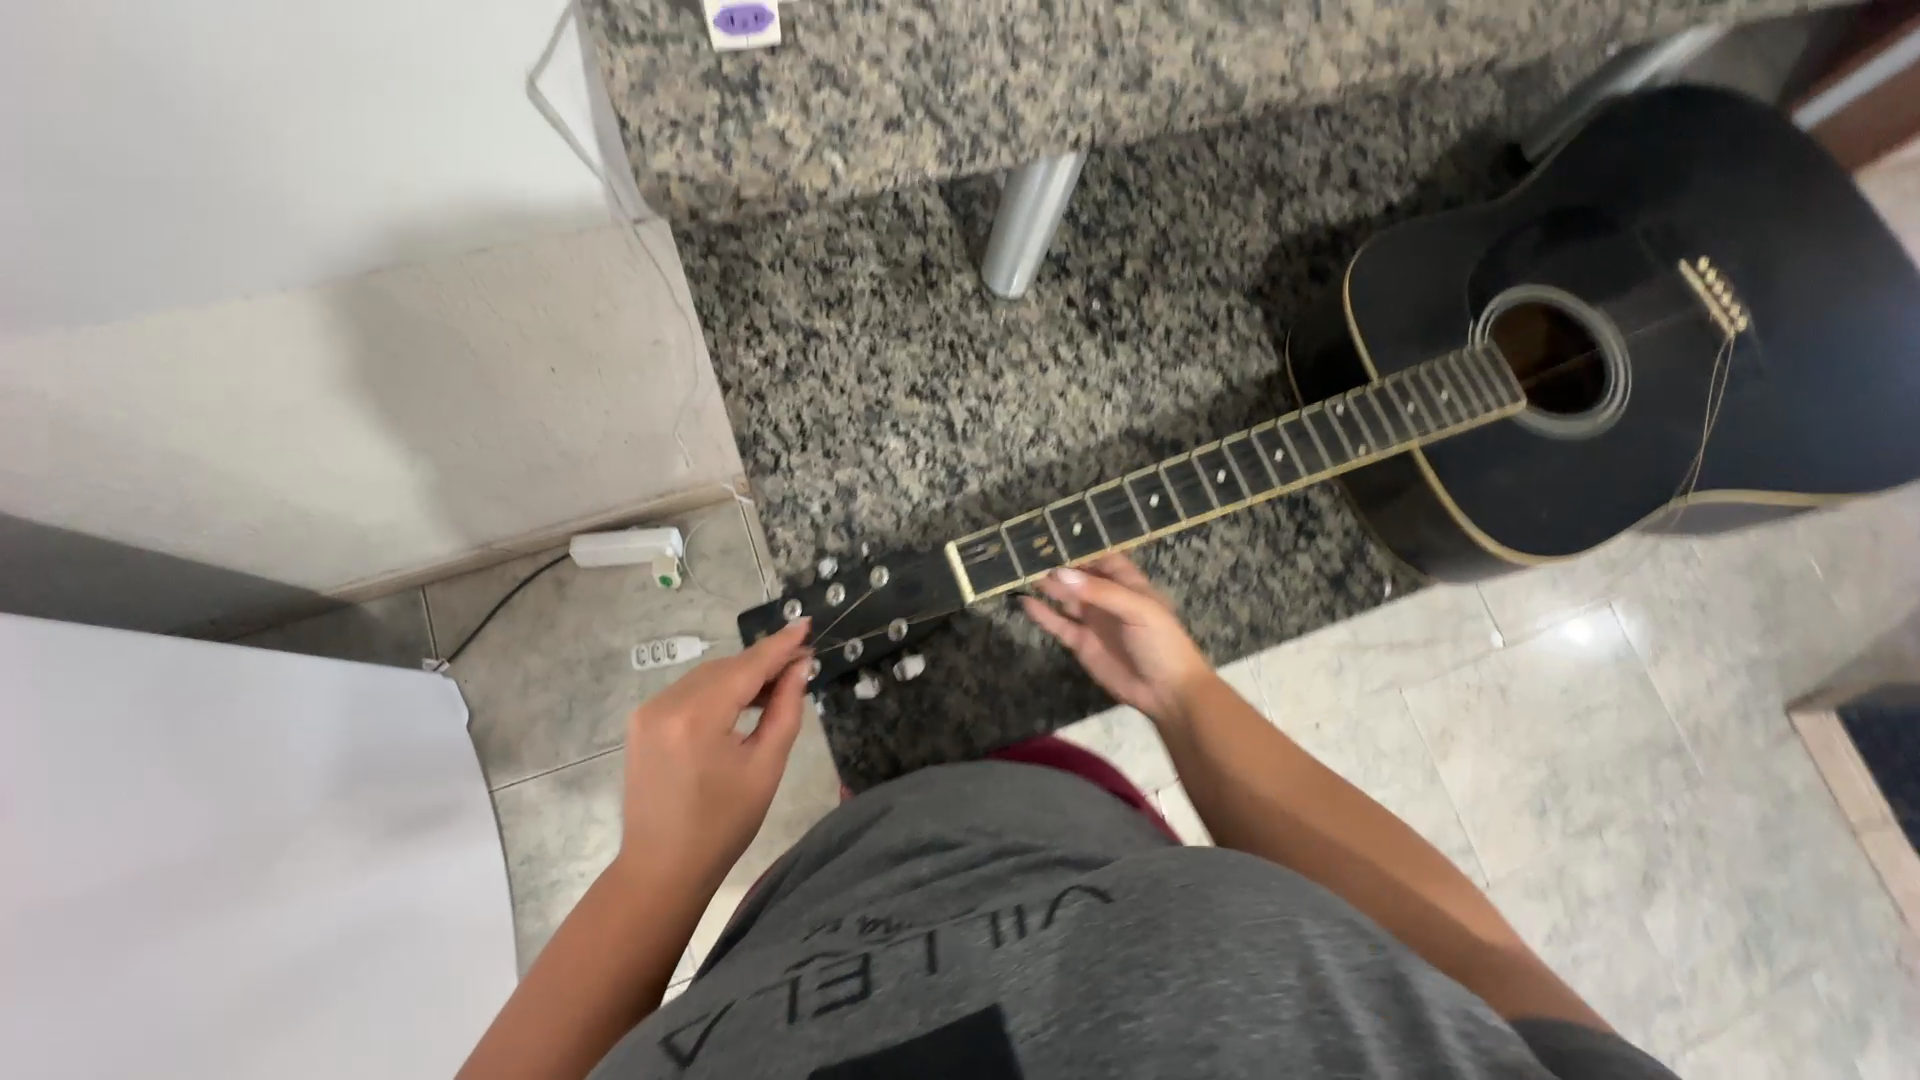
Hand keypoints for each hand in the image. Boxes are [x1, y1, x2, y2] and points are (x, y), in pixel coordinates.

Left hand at [615, 618, 813, 889]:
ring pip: (707, 678)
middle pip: (725, 668)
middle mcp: (665, 704)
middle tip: (802, 665)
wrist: (662, 868)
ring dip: (741, 677)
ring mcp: (648, 712)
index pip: (747, 667)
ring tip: (777, 688)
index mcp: (696, 718)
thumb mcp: (765, 767)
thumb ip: (785, 710)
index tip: (806, 624)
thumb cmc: (723, 825)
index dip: (779, 645)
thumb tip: (800, 668)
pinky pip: (688, 692)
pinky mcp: (642, 723)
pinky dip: (718, 691)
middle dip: (763, 663)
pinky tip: (742, 703)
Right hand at [1020, 554, 1213, 726]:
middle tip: (1029, 551)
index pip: (1103, 558)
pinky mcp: (1081, 643)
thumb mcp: (1138, 610)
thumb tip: (1061, 574)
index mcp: (1128, 584)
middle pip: (1080, 576)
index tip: (1056, 536)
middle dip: (1059, 564)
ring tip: (1021, 571)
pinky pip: (1058, 624)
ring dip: (1047, 585)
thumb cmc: (1162, 643)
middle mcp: (1108, 599)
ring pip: (1065, 598)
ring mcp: (1093, 621)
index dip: (1083, 547)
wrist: (1167, 692)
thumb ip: (1100, 591)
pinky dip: (1042, 614)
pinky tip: (1024, 601)